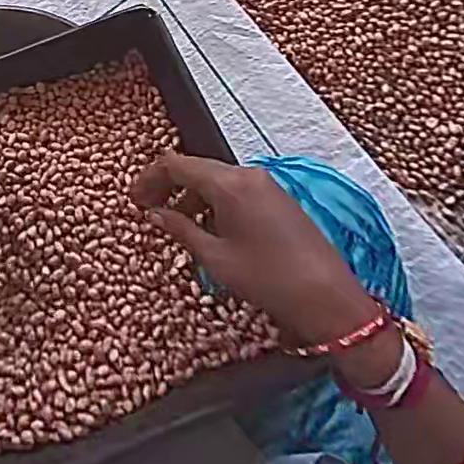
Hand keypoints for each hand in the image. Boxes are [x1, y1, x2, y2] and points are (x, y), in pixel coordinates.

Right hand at [130, 153, 380, 342]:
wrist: (329, 298)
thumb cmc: (268, 279)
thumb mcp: (215, 257)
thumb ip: (181, 229)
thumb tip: (156, 214)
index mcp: (229, 183)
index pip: (176, 164)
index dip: (150, 178)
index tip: (134, 199)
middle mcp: (248, 174)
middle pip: (196, 167)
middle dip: (168, 185)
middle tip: (148, 209)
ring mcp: (266, 184)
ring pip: (216, 179)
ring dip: (191, 195)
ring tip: (176, 223)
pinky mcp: (278, 198)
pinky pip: (236, 189)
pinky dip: (214, 201)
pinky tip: (208, 227)